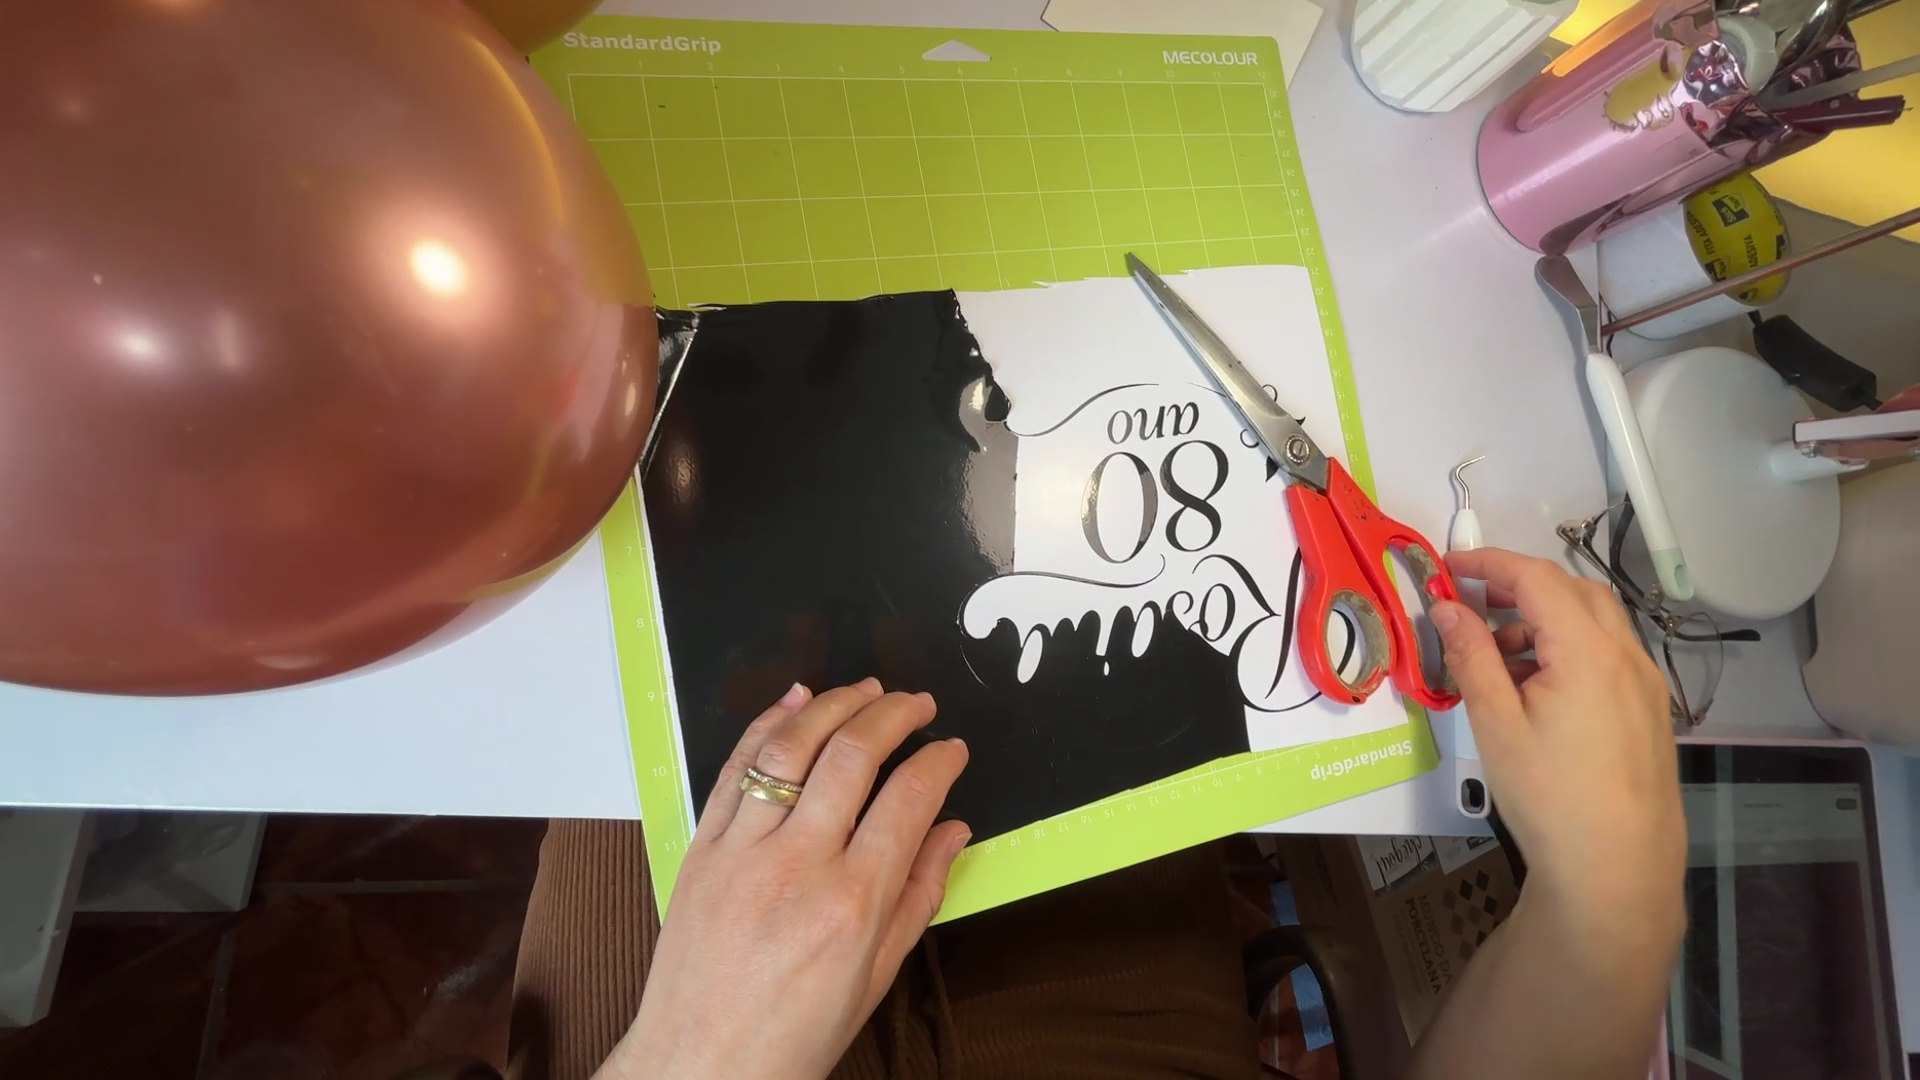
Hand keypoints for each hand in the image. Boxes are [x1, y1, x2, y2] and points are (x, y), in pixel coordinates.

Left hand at [599, 679, 970, 1079]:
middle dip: (895, 713)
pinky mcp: (703, 846)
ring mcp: (743, 850)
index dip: (939, 761)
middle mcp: (797, 865)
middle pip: (853, 755)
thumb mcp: (877, 975)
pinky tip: (797, 698)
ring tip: (868, 687)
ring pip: (792, 746)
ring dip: (835, 703)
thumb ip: (921, 892)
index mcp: (852, 904)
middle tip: (919, 702)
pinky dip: (767, 722)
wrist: (696, 1070)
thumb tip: (955, 829)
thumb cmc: (795, 1035)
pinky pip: (736, 766)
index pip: (909, 799)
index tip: (952, 748)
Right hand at [1432, 549, 1684, 938]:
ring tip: (1489, 648)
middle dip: (1516, 582)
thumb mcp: (1493, 720)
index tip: (1445, 566)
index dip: (1489, 563)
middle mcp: (1627, 659)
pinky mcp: (1646, 710)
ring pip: (1592, 620)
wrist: (1615, 868)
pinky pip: (1603, 653)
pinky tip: (1527, 682)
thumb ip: (1471, 654)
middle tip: (1466, 597)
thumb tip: (1447, 606)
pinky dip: (1561, 644)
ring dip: (1539, 615)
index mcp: (1588, 654)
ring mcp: (1644, 685)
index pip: (1538, 579)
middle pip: (1573, 590)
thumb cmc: (1547, 791)